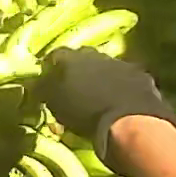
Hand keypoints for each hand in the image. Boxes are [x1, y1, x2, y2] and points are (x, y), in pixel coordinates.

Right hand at [38, 48, 175, 172]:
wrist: (129, 122)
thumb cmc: (84, 113)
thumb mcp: (54, 103)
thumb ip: (43, 89)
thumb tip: (34, 82)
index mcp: (70, 58)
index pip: (55, 55)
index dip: (50, 67)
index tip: (48, 78)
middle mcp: (95, 54)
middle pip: (82, 58)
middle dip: (77, 69)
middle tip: (74, 86)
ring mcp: (120, 63)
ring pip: (106, 66)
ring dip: (101, 76)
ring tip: (99, 95)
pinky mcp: (141, 76)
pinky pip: (127, 77)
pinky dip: (122, 85)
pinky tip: (121, 100)